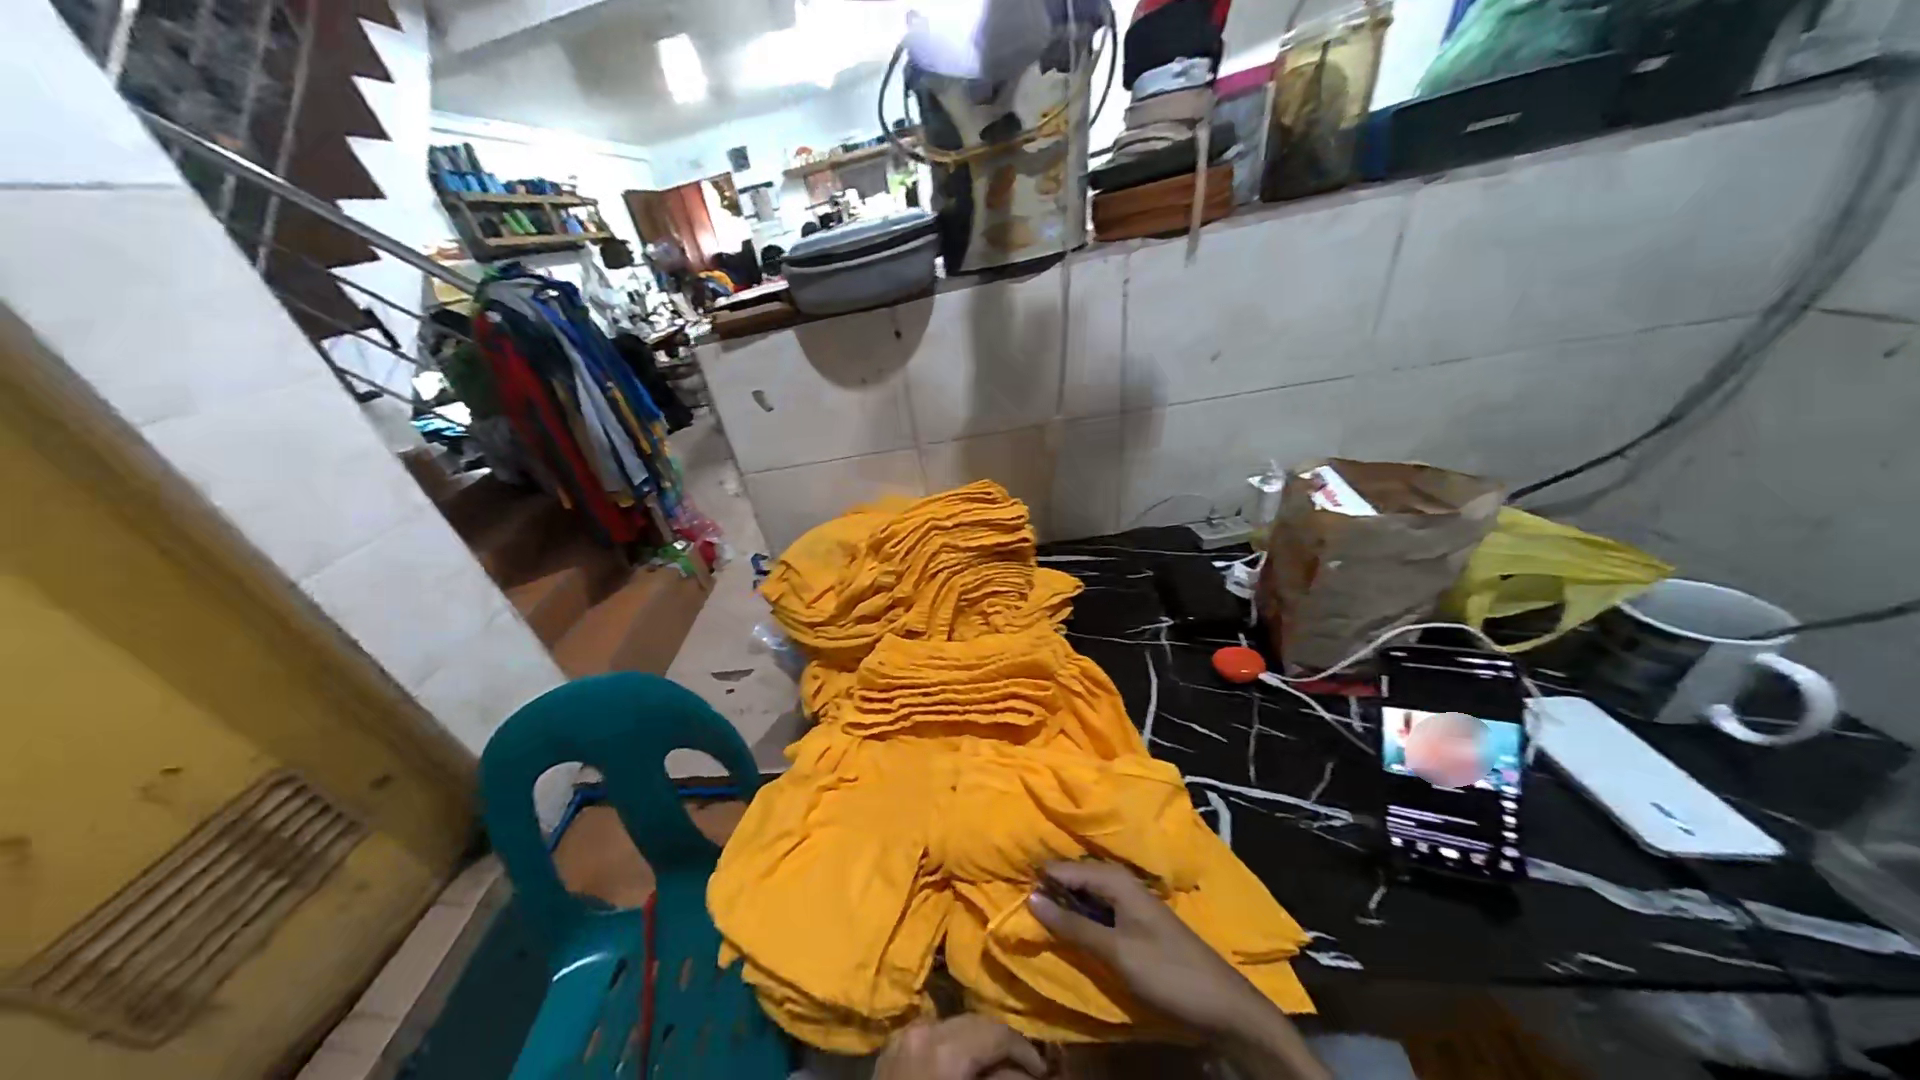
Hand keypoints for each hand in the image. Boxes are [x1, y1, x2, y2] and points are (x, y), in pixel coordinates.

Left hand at [874, 1014, 1049, 1079]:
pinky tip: (962, 1070)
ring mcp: (902, 1038)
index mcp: (944, 1049)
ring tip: (994, 1069)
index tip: (1041, 1072)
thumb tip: (1024, 1074)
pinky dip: (950, 1048)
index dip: (1024, 1051)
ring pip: (952, 1026)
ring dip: (976, 1044)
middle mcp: (922, 1031)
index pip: (996, 1033)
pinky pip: (929, 1037)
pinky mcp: (889, 1051)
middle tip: (1023, 1069)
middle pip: (974, 1023)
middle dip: (1000, 1044)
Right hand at [1028, 861, 1330, 1079]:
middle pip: (1073, 878)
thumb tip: (1030, 898)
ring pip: (1084, 894)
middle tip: (1018, 908)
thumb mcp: (1115, 952)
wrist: (1224, 1006)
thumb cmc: (1167, 973)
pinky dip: (1080, 918)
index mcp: (1115, 878)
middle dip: (1048, 890)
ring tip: (1036, 920)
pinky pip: (1097, 910)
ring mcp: (1129, 901)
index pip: (1062, 869)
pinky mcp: (1134, 922)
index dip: (1037, 880)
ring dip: (1063, 906)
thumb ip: (1072, 926)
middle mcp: (1121, 880)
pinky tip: (1068, 932)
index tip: (1008, 893)